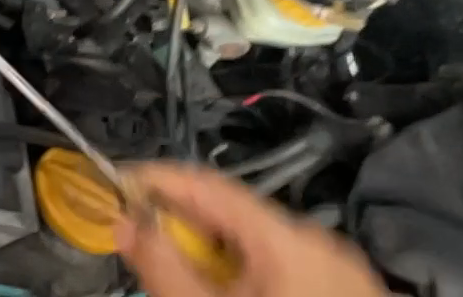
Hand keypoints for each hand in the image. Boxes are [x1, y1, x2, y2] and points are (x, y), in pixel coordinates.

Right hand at [116, 164, 387, 296]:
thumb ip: (161, 264)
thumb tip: (121, 220)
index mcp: (290, 238)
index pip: (204, 182)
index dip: (151, 178)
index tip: (111, 188)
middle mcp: (323, 244)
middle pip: (230, 212)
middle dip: (181, 222)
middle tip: (144, 242)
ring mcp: (347, 274)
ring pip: (255, 241)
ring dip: (211, 250)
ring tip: (185, 277)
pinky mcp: (352, 295)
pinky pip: (285, 267)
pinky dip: (246, 271)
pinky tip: (229, 291)